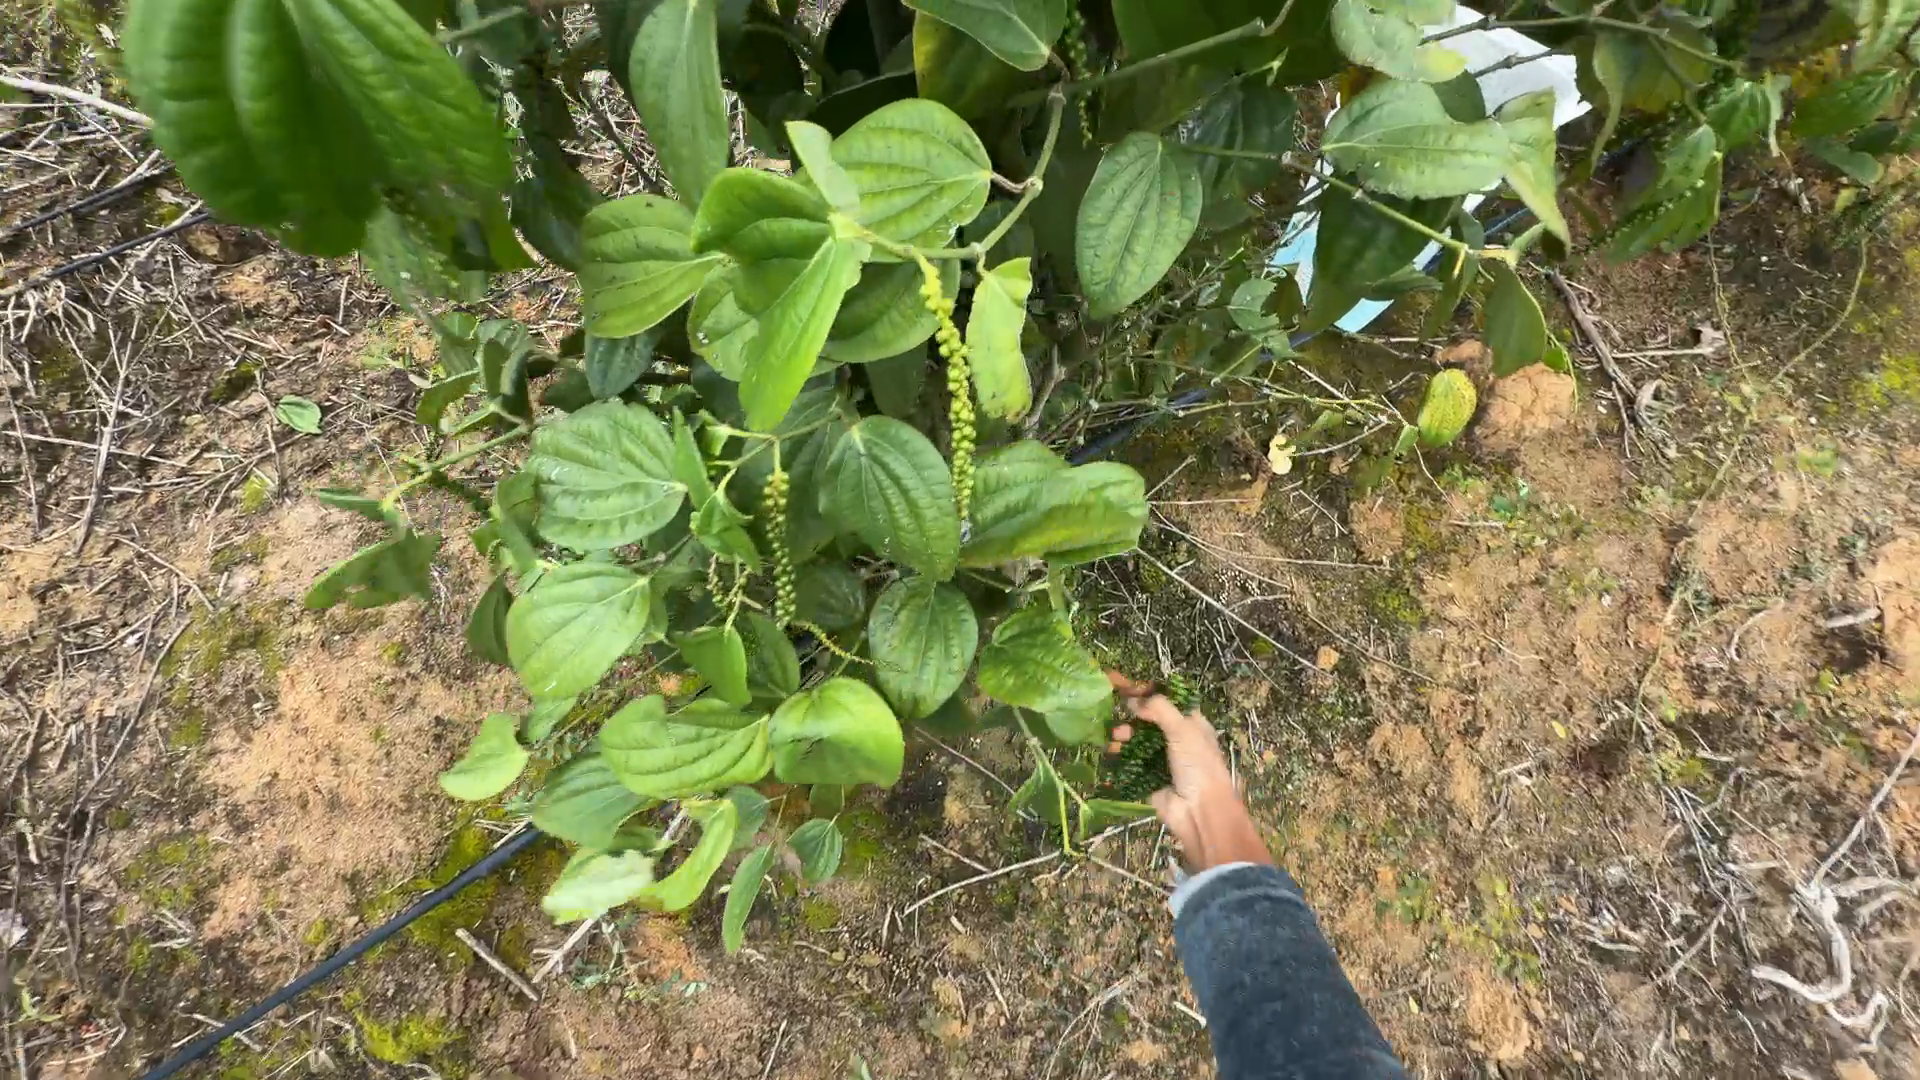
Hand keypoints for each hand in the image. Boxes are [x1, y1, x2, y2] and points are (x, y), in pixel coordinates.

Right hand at [1106, 671, 1272, 871]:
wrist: (1199, 812)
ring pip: (1137, 737)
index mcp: (1191, 723)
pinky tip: (1111, 750)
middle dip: (1131, 711)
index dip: (1147, 690)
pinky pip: (1130, 759)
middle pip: (1149, 717)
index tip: (1125, 686)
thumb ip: (1158, 708)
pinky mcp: (1148, 775)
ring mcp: (1161, 757)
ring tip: (1116, 735)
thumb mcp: (1183, 729)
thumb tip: (1133, 701)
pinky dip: (1119, 753)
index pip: (1167, 699)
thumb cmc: (1198, 765)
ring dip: (1124, 732)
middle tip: (1113, 704)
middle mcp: (1176, 737)